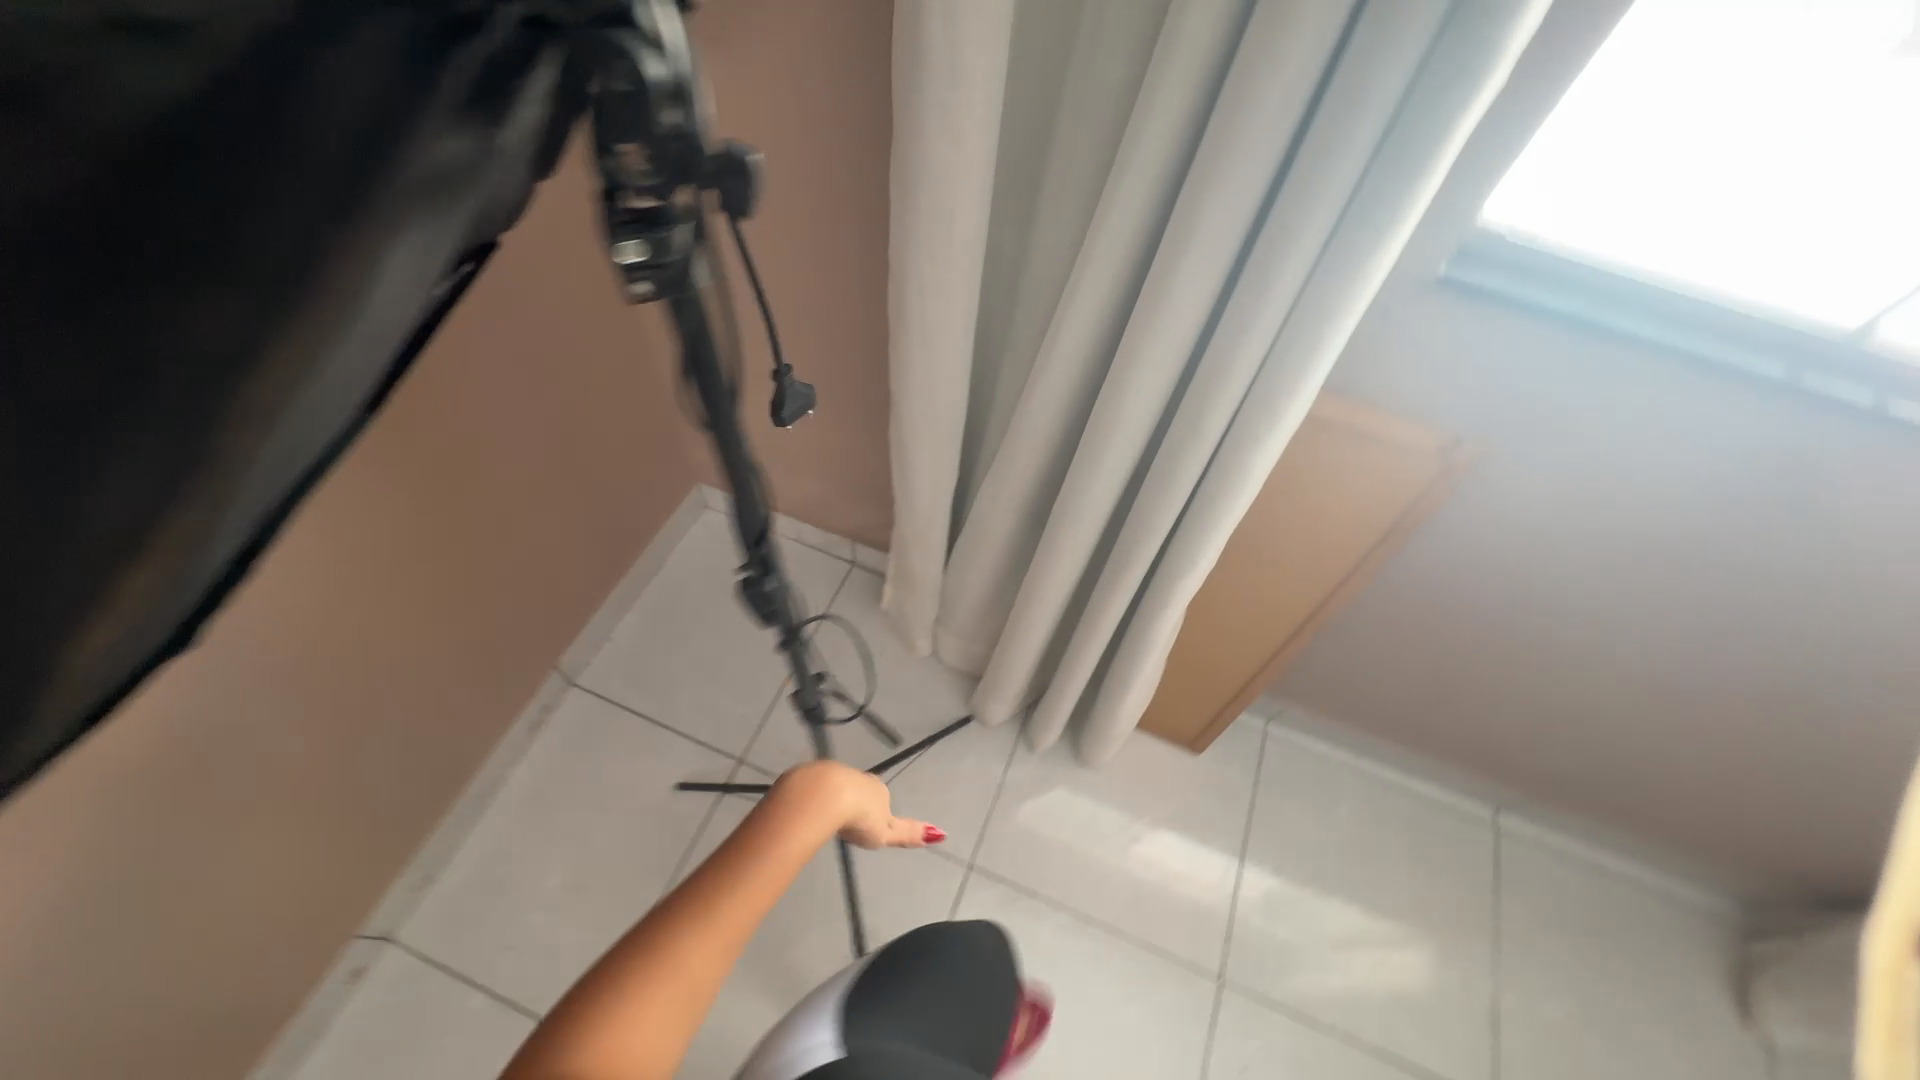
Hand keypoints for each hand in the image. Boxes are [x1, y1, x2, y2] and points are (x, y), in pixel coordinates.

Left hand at [772, 761, 945, 850]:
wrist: (824, 796)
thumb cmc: (860, 817)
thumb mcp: (886, 831)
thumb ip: (908, 833)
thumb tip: (941, 834)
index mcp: (876, 788)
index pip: (878, 798)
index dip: (871, 812)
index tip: (864, 827)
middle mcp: (855, 776)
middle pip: (855, 790)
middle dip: (850, 803)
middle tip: (843, 824)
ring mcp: (830, 773)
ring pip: (832, 787)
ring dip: (829, 799)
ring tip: (823, 819)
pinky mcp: (807, 775)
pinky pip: (811, 787)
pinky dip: (810, 797)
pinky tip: (805, 812)